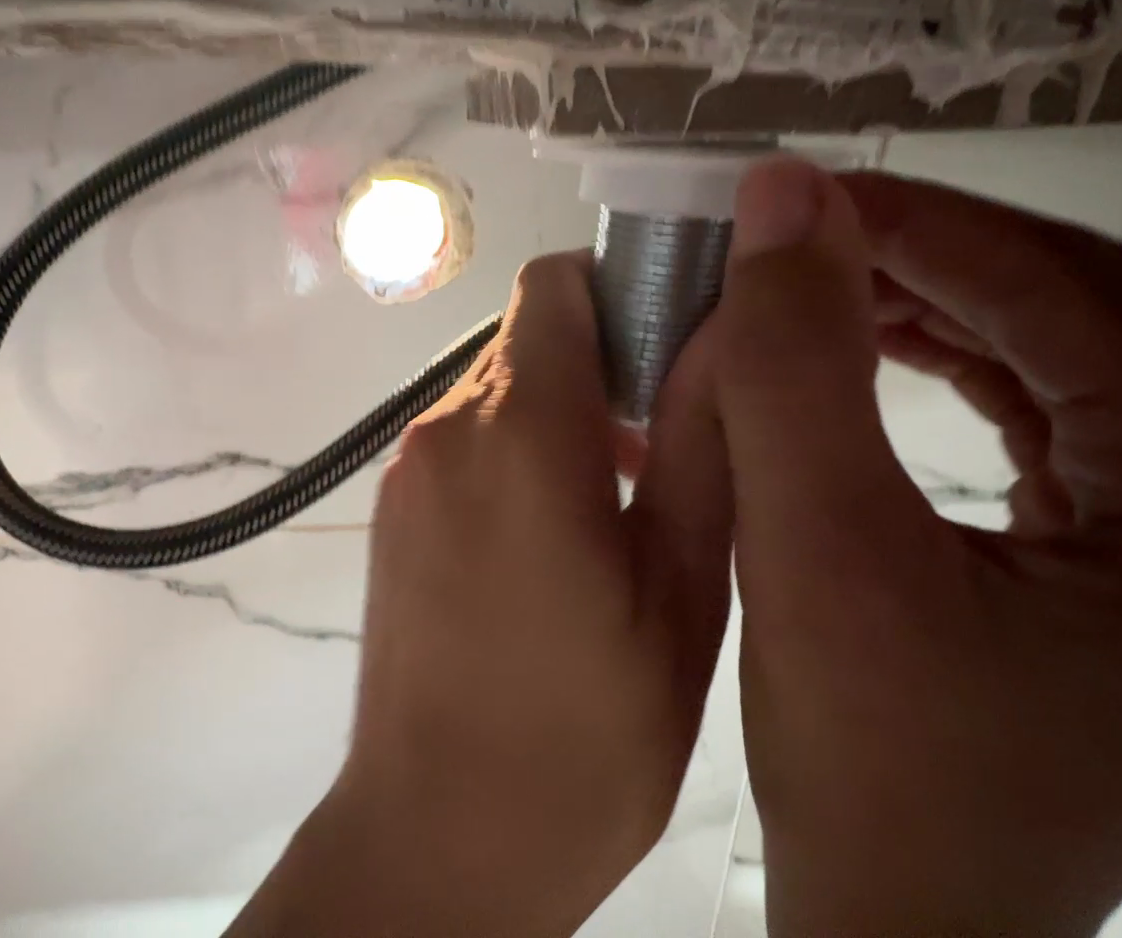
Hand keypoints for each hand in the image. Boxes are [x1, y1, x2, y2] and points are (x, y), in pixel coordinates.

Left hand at [226, 253, 733, 936]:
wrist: (439, 836)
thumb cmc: (584, 739)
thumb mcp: (680, 592)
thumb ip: (705, 443)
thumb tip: (729, 327)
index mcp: (519, 433)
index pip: (558, 284)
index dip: (627, 284)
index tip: (686, 335)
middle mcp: (444, 430)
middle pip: (531, 336)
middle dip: (607, 360)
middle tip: (678, 442)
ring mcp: (407, 473)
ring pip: (499, 389)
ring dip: (566, 414)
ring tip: (629, 503)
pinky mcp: (393, 513)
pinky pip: (467, 442)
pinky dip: (520, 453)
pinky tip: (563, 541)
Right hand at [706, 160, 1121, 935]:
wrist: (908, 916)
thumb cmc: (870, 769)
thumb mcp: (817, 558)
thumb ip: (792, 370)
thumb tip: (780, 198)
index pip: (1070, 298)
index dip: (910, 225)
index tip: (784, 192)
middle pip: (1082, 316)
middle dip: (916, 260)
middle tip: (786, 235)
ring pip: (1062, 357)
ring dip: (925, 307)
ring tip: (808, 283)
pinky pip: (1050, 415)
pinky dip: (946, 367)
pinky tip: (862, 349)